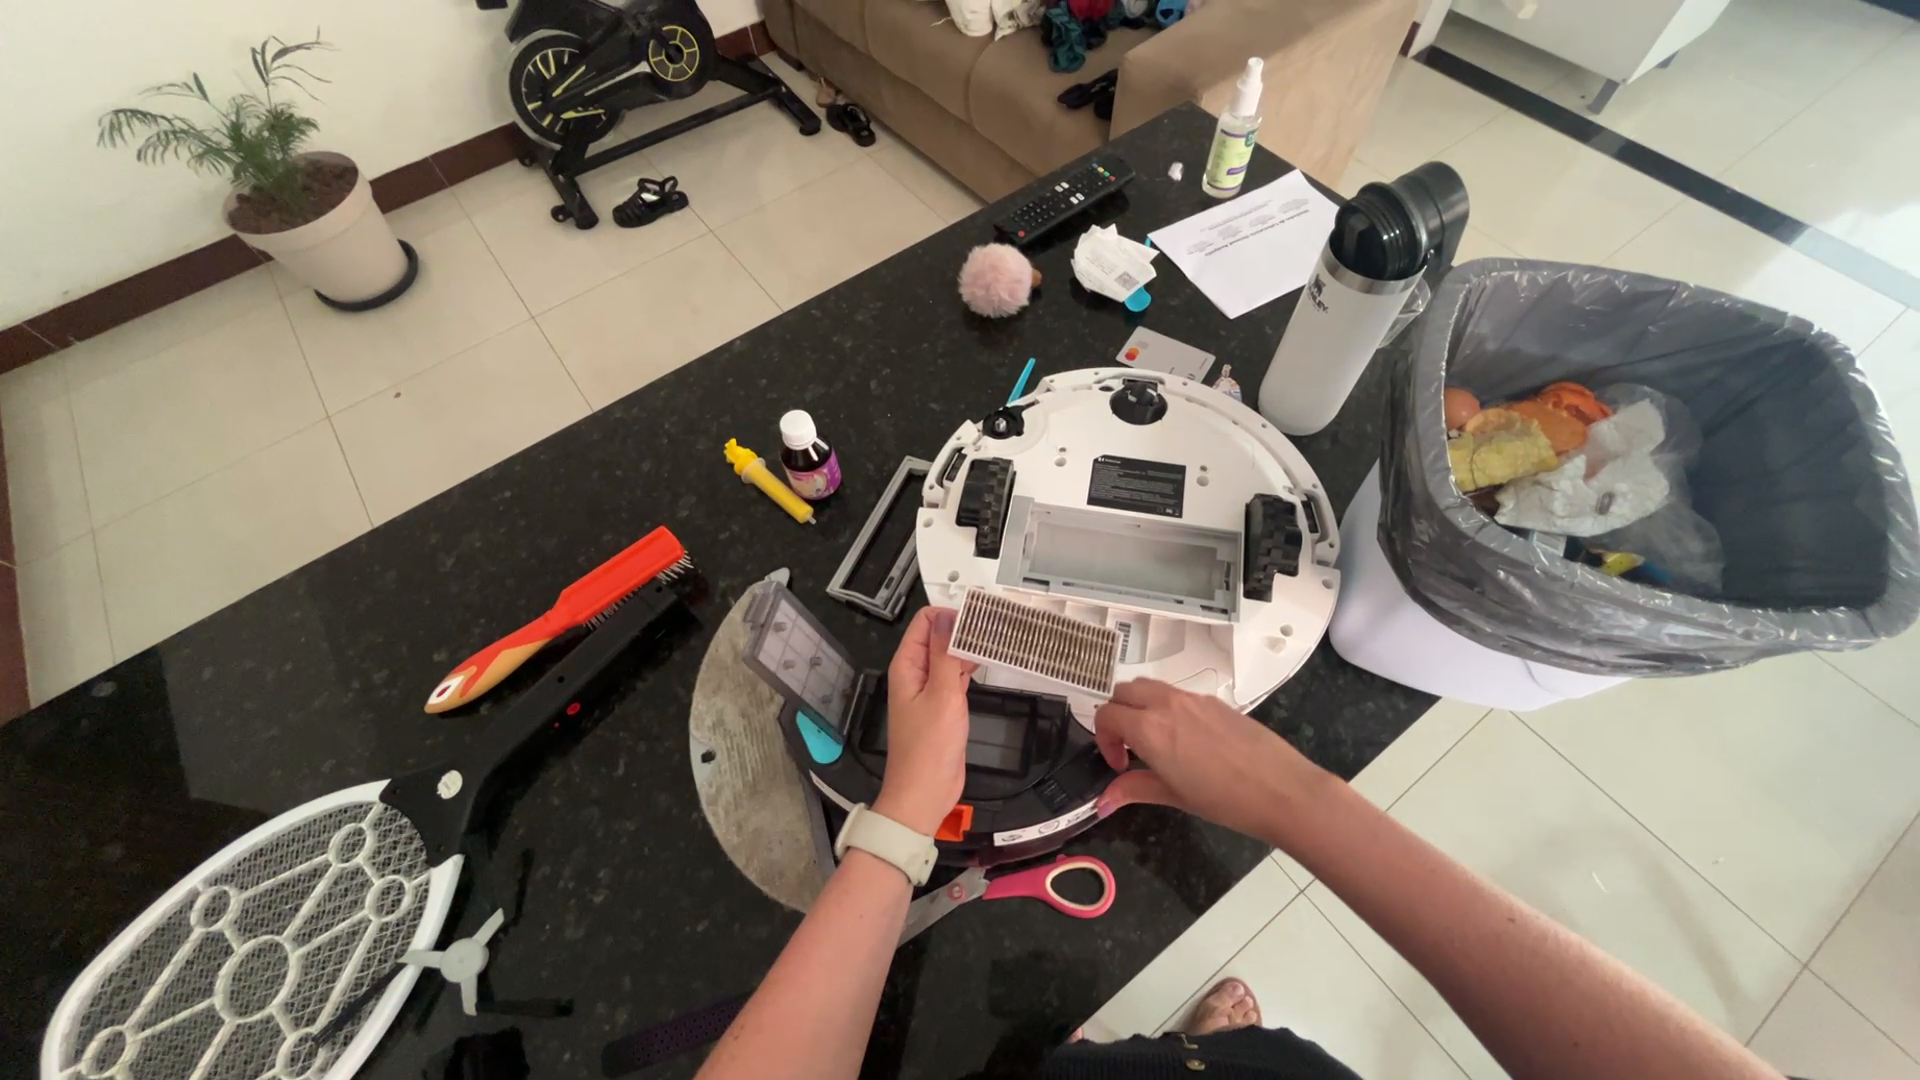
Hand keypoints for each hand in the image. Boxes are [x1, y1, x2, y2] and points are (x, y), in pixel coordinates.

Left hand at [874, 606, 976, 835]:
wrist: (924, 794)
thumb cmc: (928, 750)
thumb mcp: (941, 695)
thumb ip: (945, 655)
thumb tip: (947, 618)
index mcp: (907, 666)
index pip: (926, 622)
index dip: (950, 615)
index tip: (978, 617)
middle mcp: (915, 673)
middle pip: (938, 636)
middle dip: (963, 628)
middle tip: (993, 626)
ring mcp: (929, 689)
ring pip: (948, 655)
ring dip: (968, 647)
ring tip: (995, 639)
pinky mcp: (943, 704)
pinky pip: (955, 675)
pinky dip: (970, 667)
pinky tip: (987, 663)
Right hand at [1093, 679, 1328, 841]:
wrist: (1282, 789)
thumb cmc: (1225, 799)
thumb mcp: (1174, 796)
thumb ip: (1133, 790)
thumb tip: (1102, 803)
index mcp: (1149, 728)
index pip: (1106, 715)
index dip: (1103, 740)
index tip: (1119, 765)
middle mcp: (1166, 704)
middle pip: (1123, 691)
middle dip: (1116, 715)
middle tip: (1128, 747)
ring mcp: (1192, 698)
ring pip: (1149, 687)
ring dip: (1139, 706)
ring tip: (1153, 739)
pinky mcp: (1214, 700)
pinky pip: (1176, 693)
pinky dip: (1166, 707)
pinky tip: (1187, 740)